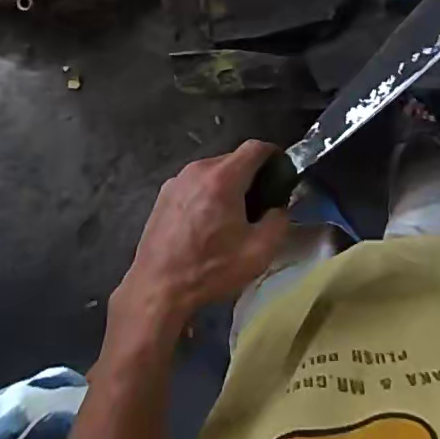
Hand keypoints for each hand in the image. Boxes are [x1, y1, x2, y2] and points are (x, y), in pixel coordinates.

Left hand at [114, 141, 290, 335]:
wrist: (157, 291)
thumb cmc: (210, 270)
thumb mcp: (259, 251)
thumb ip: (279, 221)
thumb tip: (278, 208)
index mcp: (223, 178)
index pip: (256, 147)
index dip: (274, 155)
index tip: (282, 172)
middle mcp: (198, 171)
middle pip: (233, 159)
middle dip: (250, 175)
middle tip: (259, 203)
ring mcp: (176, 181)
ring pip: (213, 171)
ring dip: (227, 185)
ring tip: (231, 216)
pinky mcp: (162, 196)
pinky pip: (195, 184)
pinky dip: (207, 194)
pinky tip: (206, 224)